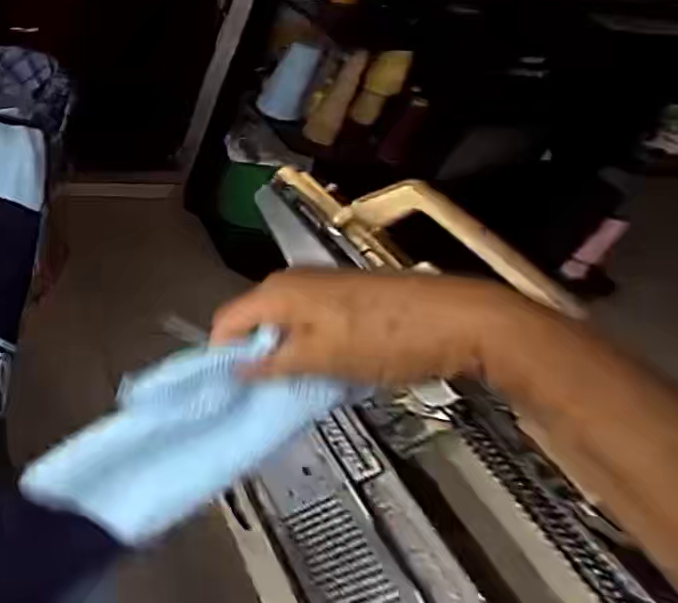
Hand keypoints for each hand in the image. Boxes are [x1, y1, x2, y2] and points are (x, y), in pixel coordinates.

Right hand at [210, 269, 543, 386]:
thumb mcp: (323, 359)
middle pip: (253, 321)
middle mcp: (291, 282)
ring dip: (283, 356)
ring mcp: (318, 287)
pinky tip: (326, 372)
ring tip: (297, 389)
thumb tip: (238, 368)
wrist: (455, 318)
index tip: (226, 390)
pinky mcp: (342, 297)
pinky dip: (307, 348)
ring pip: (282, 324)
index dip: (221, 355)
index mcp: (278, 291)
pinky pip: (307, 323)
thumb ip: (274, 364)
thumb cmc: (384, 338)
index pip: (227, 320)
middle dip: (254, 358)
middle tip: (263, 395)